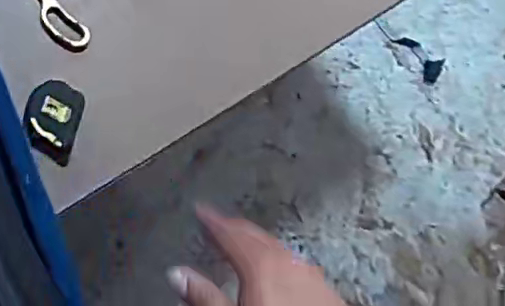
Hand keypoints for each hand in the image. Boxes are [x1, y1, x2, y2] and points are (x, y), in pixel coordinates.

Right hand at [167, 204, 345, 305]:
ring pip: (278, 248)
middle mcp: (286, 262)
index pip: (228, 231)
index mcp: (260, 264)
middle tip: (217, 222)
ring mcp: (311, 277)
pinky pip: (299, 266)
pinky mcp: (329, 294)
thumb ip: (204, 295)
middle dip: (233, 227)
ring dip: (258, 242)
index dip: (210, 219)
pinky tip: (283, 271)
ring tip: (246, 244)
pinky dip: (282, 260)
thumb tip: (175, 273)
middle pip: (253, 234)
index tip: (199, 209)